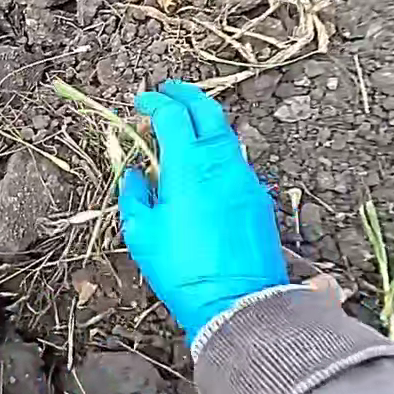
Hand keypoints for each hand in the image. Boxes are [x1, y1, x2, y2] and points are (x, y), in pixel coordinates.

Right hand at [119, 80, 287, 344]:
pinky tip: (205, 165)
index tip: (142, 102)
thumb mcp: (143, 233)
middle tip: (168, 90)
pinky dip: (218, 150)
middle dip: (186, 94)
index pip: (173, 115)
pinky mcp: (258, 195)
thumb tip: (136, 175)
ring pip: (225, 133)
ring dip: (204, 122)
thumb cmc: (184, 269)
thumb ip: (135, 195)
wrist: (240, 303)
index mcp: (189, 164)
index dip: (155, 101)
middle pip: (207, 109)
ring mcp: (245, 177)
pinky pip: (236, 160)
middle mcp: (221, 161)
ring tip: (185, 127)